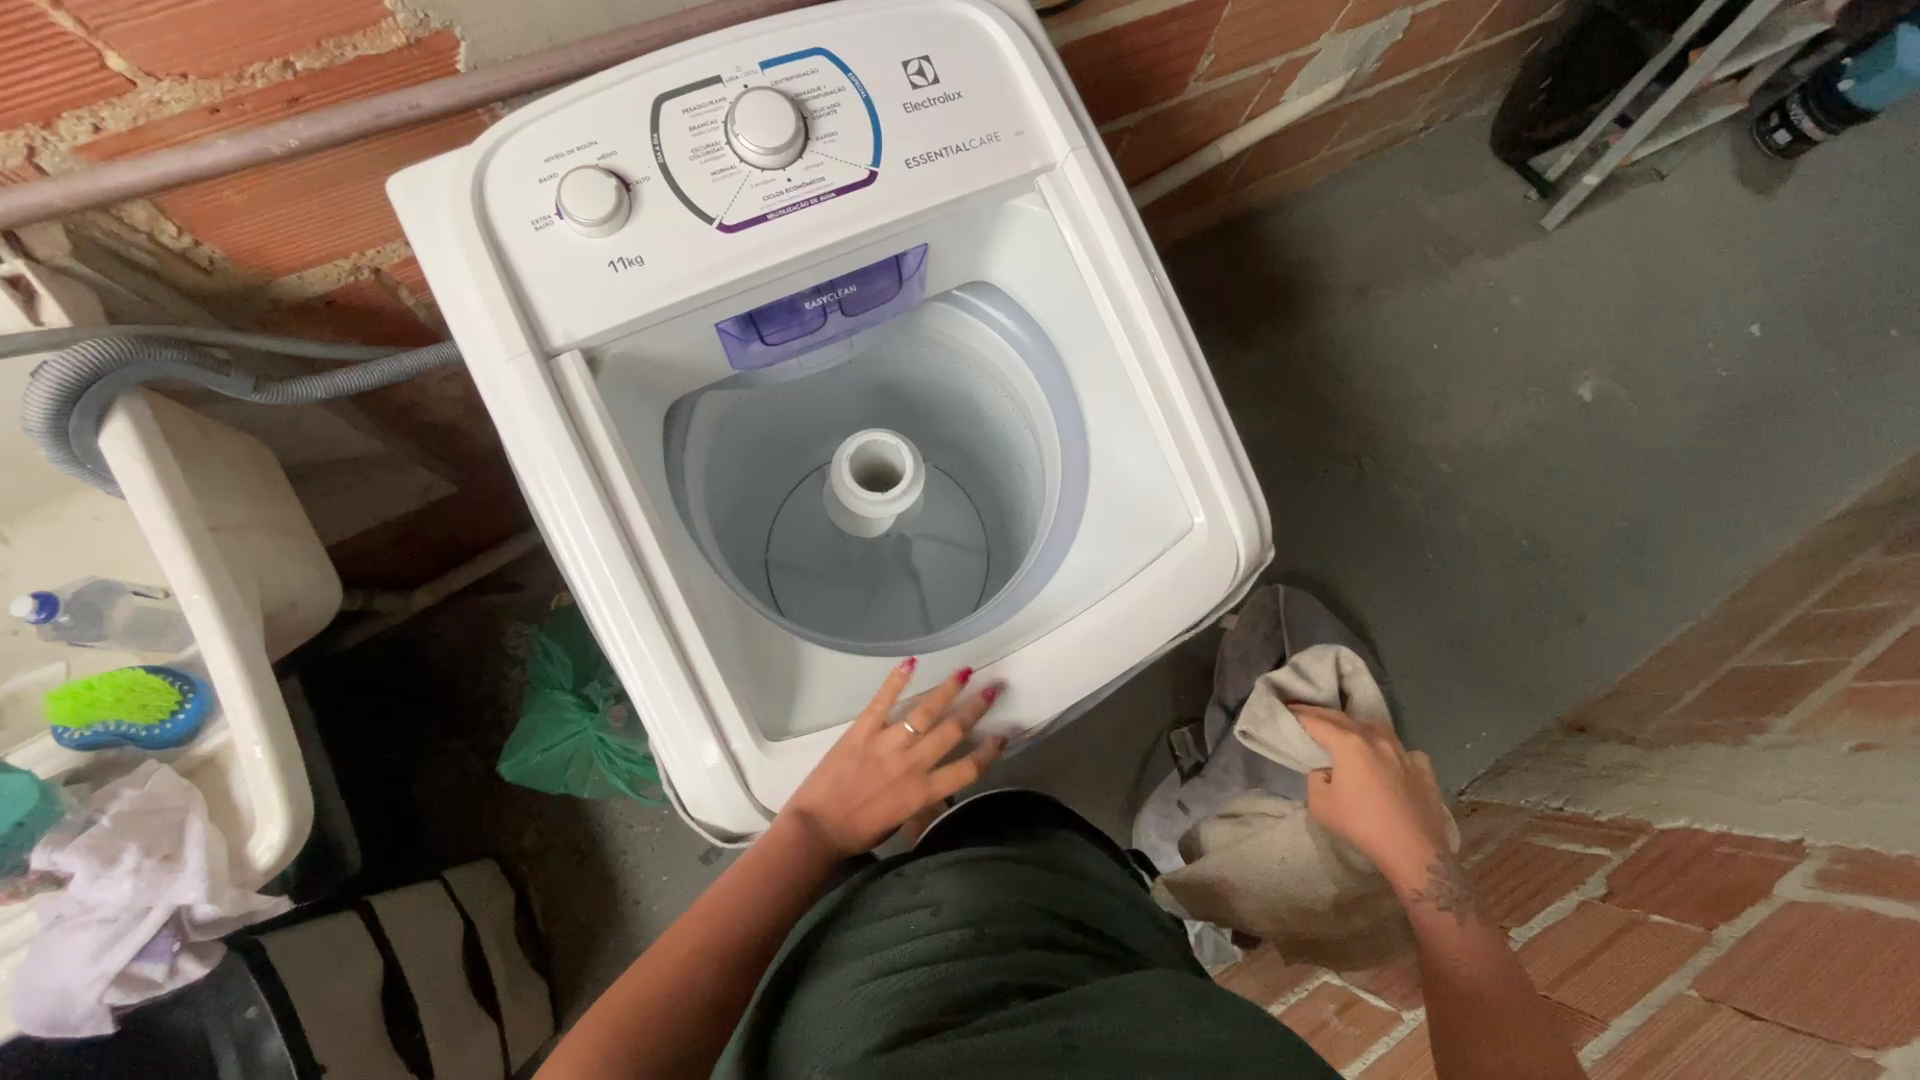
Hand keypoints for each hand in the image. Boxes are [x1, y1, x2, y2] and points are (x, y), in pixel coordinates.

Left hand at [782, 660, 1005, 859]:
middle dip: (977, 708)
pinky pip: (884, 700)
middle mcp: (912, 763)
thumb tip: (936, 783)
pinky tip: (911, 662)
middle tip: (994, 689)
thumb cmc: (860, 832)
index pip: (968, 768)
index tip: (1003, 735)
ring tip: (966, 671)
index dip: (989, 751)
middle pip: (953, 730)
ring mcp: (887, 742)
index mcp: (924, 791)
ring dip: (948, 689)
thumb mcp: (902, 822)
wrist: (817, 829)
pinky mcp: (863, 729)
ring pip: (926, 710)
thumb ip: (922, 800)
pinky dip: (897, 679)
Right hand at [1292, 704, 1451, 889]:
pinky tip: (1391, 762)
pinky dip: (1393, 751)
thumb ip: (1316, 779)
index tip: (1286, 710)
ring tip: (1349, 733)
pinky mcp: (1423, 769)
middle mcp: (1376, 740)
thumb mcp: (1320, 804)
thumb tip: (1327, 772)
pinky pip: (1405, 751)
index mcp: (1349, 744)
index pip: (1317, 722)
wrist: (1413, 849)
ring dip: (1358, 727)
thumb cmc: (1361, 825)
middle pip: (1344, 719)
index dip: (1299, 714)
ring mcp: (1404, 752)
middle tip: (1306, 712)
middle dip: (1322, 714)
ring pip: (1377, 729)